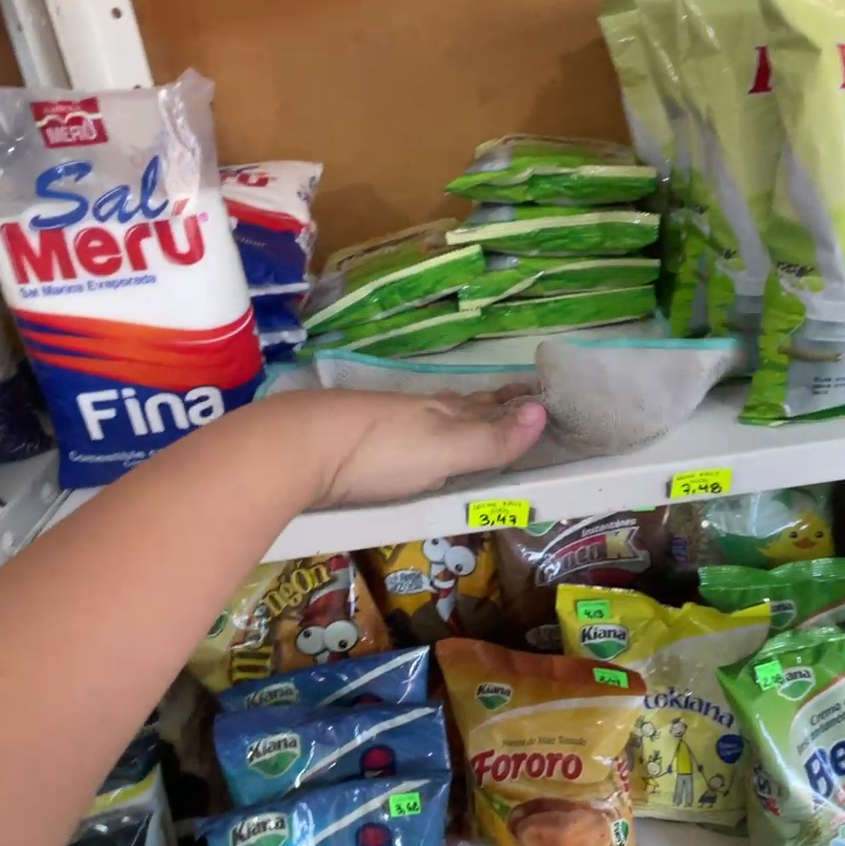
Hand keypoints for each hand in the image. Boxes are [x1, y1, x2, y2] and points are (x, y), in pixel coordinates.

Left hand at [268, 385, 545, 508]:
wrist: (301, 445)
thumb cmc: (382, 451)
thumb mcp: (445, 451)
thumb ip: (491, 439)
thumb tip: (544, 412)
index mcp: (444, 414)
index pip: (488, 405)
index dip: (513, 403)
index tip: (536, 393)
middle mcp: (419, 411)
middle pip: (462, 404)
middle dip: (488, 403)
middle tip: (511, 397)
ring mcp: (385, 420)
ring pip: (430, 413)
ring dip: (455, 413)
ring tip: (467, 411)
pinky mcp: (356, 436)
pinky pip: (403, 428)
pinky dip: (420, 427)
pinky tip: (410, 434)